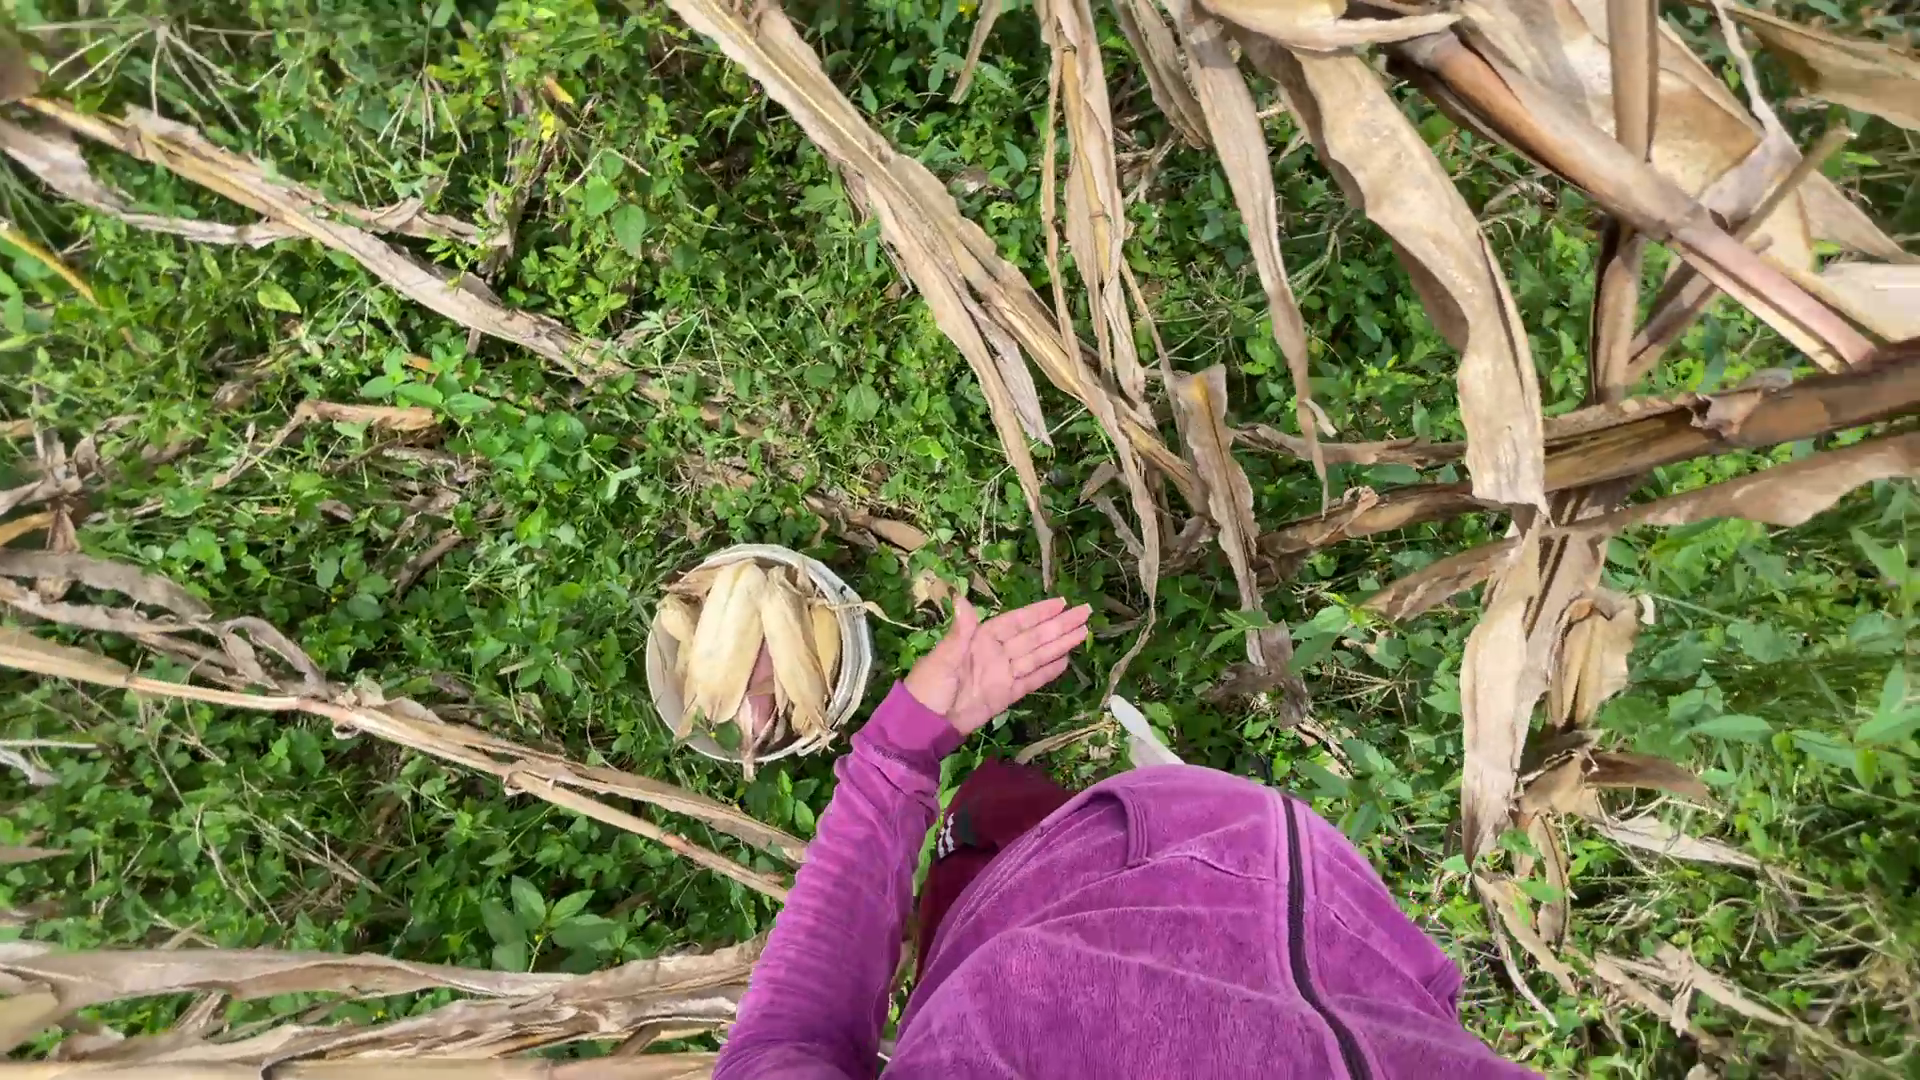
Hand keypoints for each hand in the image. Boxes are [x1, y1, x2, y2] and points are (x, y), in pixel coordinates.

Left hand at [904, 595, 1091, 735]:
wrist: (925, 725)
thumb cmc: (929, 686)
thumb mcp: (943, 658)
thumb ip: (959, 632)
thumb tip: (960, 598)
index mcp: (981, 639)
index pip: (1017, 622)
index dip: (1039, 613)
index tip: (1061, 603)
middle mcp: (995, 653)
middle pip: (1033, 637)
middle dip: (1059, 625)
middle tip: (1086, 613)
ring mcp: (1002, 675)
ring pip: (1037, 656)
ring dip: (1059, 645)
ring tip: (1083, 633)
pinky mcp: (1006, 696)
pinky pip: (1031, 680)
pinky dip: (1048, 672)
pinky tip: (1065, 661)